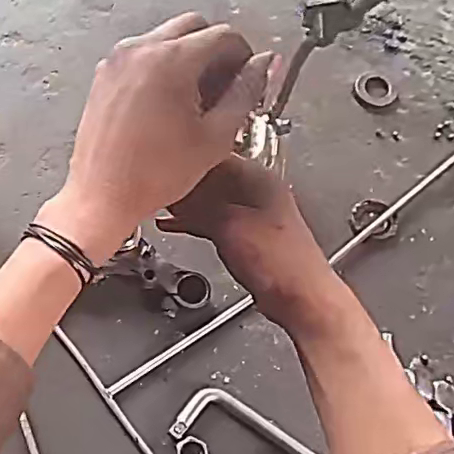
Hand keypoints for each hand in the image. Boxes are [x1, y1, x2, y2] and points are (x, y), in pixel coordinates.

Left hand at [35, 13, 275, 261]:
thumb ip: (245, 93)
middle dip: (214, 52)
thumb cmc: (148, 177)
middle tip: (223, 87)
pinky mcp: (103, 79)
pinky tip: (165, 108)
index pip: (223, 35)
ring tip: (193, 103)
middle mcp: (140, 51)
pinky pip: (140, 58)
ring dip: (186, 60)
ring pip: (164, 40)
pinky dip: (158, 71)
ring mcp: (116, 63)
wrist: (101, 198)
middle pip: (193, 27)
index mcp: (171, 60)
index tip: (245, 77)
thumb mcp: (214, 138)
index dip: (243, 57)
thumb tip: (263, 66)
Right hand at [156, 158, 341, 332]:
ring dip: (185, 203)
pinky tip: (174, 224)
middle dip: (181, 182)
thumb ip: (200, 208)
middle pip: (210, 178)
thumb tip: (175, 197)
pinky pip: (211, 221)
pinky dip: (192, 221)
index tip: (162, 164)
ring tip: (159, 202)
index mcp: (259, 180)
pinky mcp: (245, 237)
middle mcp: (256, 193)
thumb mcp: (230, 226)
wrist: (298, 296)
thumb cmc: (280, 262)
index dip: (186, 159)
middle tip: (155, 184)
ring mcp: (251, 216)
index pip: (214, 157)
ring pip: (209, 201)